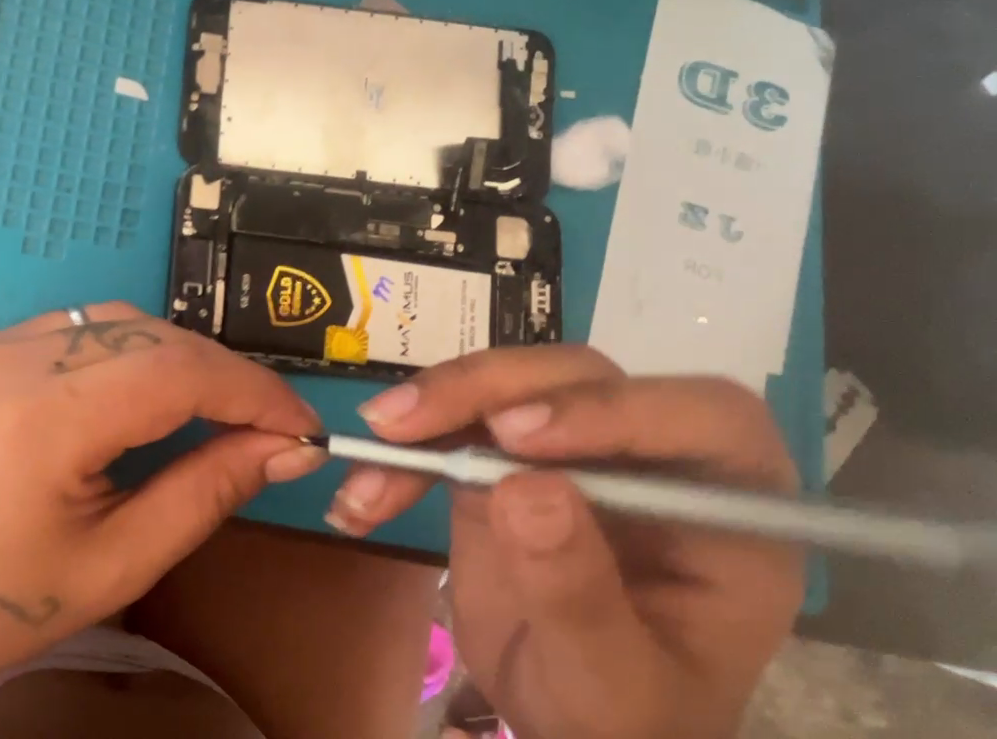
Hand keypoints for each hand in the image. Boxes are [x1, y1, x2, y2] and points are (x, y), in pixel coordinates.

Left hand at [0, 302, 325, 696]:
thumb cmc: (0, 604)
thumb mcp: (119, 562)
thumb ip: (206, 491)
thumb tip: (285, 448)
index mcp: (45, 415)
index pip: (176, 370)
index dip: (252, 391)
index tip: (302, 428)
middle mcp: (17, 356)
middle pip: (150, 334)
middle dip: (220, 374)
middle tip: (268, 429)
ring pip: (117, 322)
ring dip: (177, 358)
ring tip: (219, 415)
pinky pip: (79, 332)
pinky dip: (130, 354)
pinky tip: (149, 399)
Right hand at [327, 346, 802, 738]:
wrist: (566, 725)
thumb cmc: (621, 719)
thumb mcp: (610, 681)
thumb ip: (577, 593)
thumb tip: (525, 488)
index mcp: (722, 510)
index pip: (698, 418)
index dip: (610, 408)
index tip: (513, 435)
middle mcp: (649, 462)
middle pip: (578, 379)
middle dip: (485, 388)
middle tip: (405, 421)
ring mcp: (571, 455)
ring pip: (504, 388)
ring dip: (429, 408)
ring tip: (370, 446)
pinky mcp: (503, 463)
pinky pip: (449, 429)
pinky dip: (400, 453)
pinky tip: (361, 494)